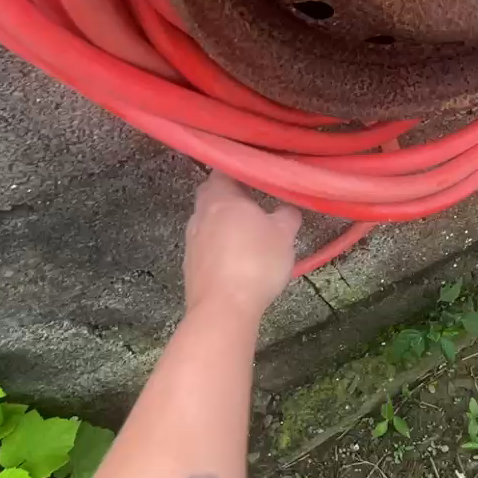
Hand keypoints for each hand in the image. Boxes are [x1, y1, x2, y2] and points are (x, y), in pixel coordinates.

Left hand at [182, 169, 302, 323]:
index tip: (257, 172)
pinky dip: (220, 245)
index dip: (240, 168)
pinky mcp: (190, 265)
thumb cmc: (256, 261)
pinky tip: (238, 258)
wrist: (223, 309)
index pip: (224, 169)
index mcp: (221, 197)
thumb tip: (287, 209)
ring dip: (224, 221)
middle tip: (254, 199)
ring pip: (208, 220)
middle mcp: (201, 213)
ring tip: (249, 231)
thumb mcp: (284, 235)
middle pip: (212, 194)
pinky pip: (206, 244)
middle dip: (231, 194)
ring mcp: (192, 240)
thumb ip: (287, 215)